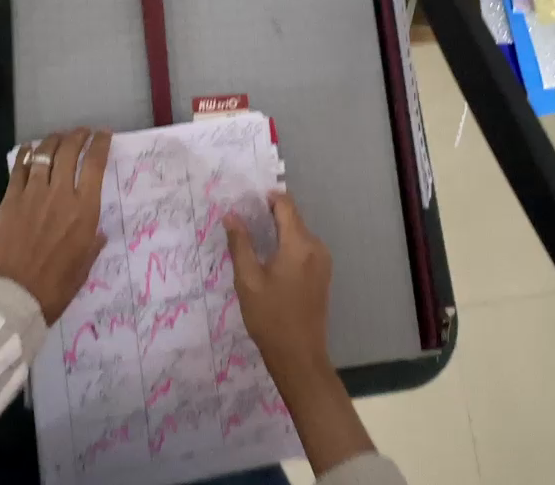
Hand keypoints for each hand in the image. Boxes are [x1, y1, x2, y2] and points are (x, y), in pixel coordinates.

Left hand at [0, 128, 112, 324]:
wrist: (16, 296)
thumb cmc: (56, 286)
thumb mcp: (84, 266)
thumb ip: (93, 244)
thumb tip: (98, 233)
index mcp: (84, 210)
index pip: (95, 164)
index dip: (100, 144)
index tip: (104, 135)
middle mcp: (60, 194)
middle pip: (70, 151)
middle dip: (78, 136)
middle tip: (82, 133)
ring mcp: (33, 193)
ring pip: (44, 153)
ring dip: (54, 140)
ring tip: (59, 137)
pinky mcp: (10, 199)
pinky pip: (19, 168)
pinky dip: (26, 154)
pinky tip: (29, 149)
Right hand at [223, 191, 333, 380]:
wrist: (300, 357)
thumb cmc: (270, 317)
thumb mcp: (248, 280)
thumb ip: (240, 244)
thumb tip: (231, 215)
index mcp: (299, 244)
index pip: (286, 204)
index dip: (267, 198)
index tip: (246, 202)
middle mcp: (316, 247)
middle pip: (293, 218)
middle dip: (269, 215)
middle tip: (243, 224)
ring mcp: (323, 261)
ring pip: (298, 233)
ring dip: (278, 231)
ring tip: (253, 243)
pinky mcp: (322, 274)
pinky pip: (304, 248)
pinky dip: (288, 246)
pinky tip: (270, 261)